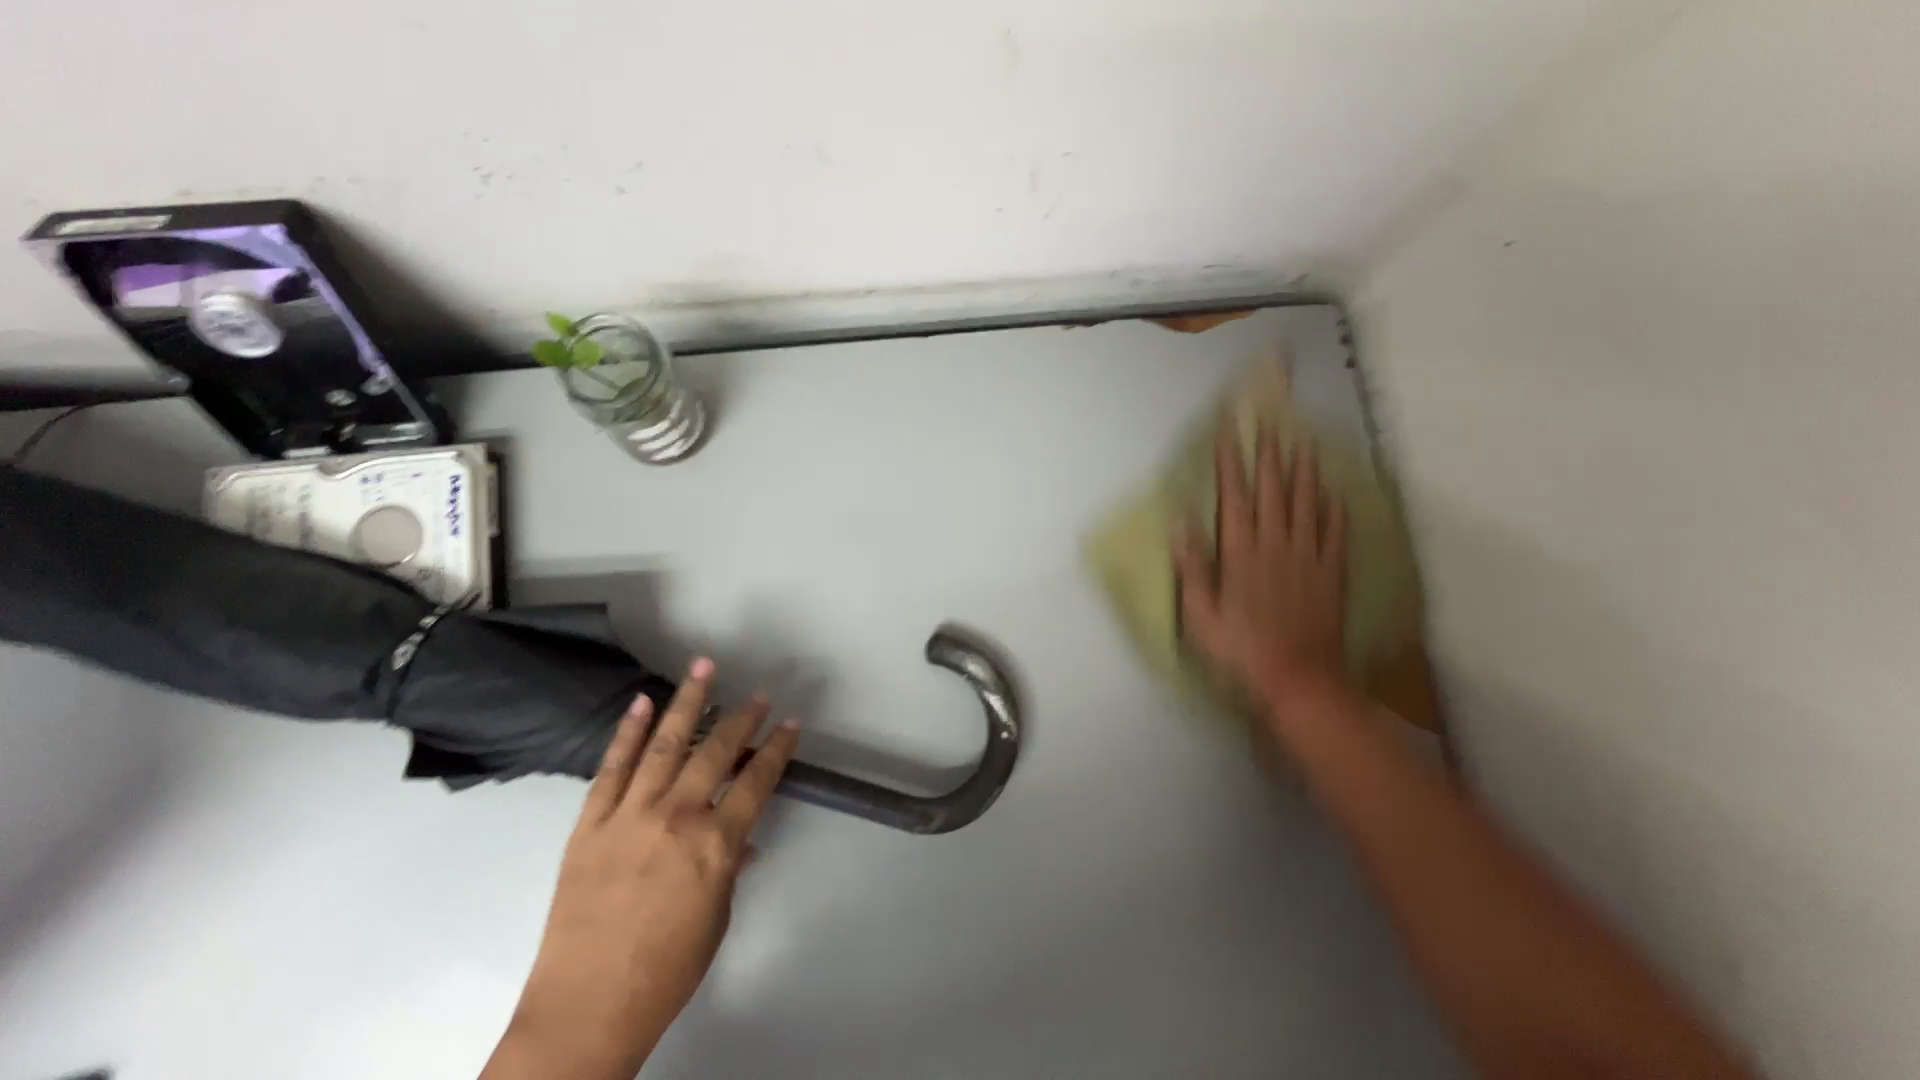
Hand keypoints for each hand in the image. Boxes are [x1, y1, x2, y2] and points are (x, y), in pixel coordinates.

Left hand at [481, 659, 799, 1079]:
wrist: (589, 1002)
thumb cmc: (666, 970)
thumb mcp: (715, 918)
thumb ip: (728, 869)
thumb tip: (740, 840)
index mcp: (715, 844)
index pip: (756, 782)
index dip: (777, 750)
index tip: (790, 725)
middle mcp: (676, 817)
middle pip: (715, 753)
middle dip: (740, 719)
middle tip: (756, 693)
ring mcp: (629, 815)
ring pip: (665, 746)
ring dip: (687, 703)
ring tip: (703, 667)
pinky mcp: (590, 823)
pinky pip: (612, 768)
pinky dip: (628, 732)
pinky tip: (642, 703)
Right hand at [1173, 419, 1350, 712]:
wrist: (1299, 678)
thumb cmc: (1241, 650)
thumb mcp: (1201, 615)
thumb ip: (1192, 567)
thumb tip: (1180, 523)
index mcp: (1240, 553)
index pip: (1234, 496)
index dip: (1231, 462)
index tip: (1229, 433)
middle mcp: (1276, 544)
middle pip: (1273, 491)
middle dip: (1270, 455)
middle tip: (1271, 424)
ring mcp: (1308, 556)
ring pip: (1307, 503)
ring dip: (1305, 472)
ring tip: (1305, 444)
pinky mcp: (1332, 572)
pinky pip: (1335, 532)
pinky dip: (1335, 509)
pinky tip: (1335, 493)